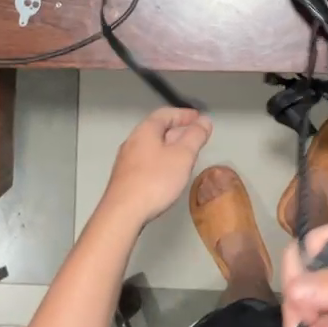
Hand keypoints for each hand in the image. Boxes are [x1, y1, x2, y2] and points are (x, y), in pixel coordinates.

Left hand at [97, 107, 211, 229]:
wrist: (123, 213)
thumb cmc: (155, 180)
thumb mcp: (182, 156)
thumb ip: (195, 136)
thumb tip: (204, 121)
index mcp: (145, 130)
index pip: (166, 114)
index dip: (184, 114)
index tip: (199, 118)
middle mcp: (133, 141)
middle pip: (158, 129)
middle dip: (179, 130)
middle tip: (196, 136)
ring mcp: (126, 160)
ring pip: (152, 146)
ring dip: (170, 146)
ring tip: (186, 155)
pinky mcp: (125, 178)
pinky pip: (147, 160)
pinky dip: (161, 160)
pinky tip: (169, 173)